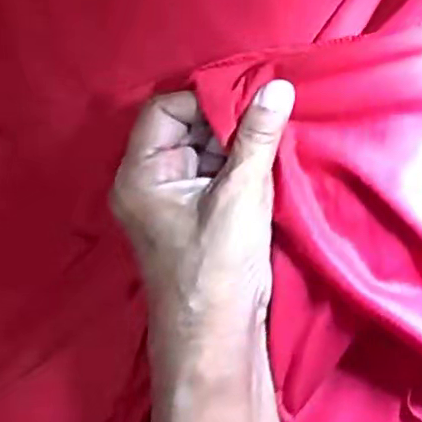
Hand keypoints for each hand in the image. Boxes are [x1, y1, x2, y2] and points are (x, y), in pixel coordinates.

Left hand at [112, 81, 294, 421]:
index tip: (249, 96)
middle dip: (229, 112)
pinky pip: (220, 160)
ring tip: (273, 126)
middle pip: (189, 120)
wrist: (218, 337)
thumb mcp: (240, 194)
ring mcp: (177, 191)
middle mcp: (153, 177)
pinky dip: (244, 151)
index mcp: (142, 174)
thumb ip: (258, 136)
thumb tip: (278, 85)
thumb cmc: (216, 267)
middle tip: (268, 106)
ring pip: (208, 139)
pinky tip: (271, 147)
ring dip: (240, 132)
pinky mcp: (200, 202)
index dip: (206, 97)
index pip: (167, 108)